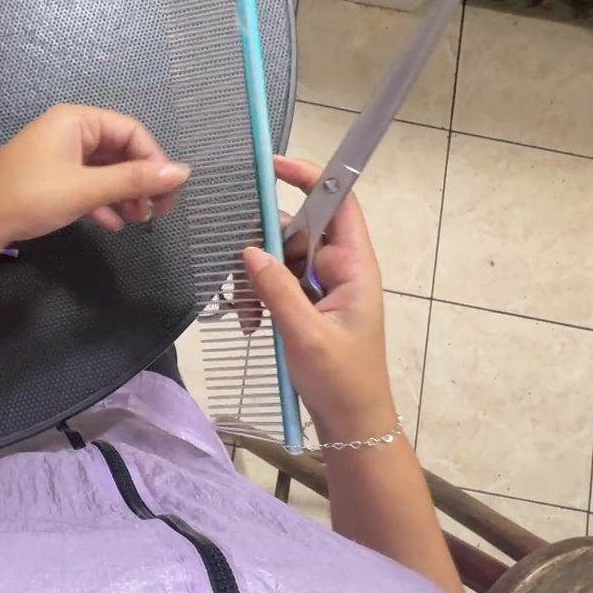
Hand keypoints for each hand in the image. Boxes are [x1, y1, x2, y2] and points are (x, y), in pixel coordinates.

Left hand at [0, 105, 188, 266]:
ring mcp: (57, 155)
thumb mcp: (85, 189)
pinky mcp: (48, 178)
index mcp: (76, 120)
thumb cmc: (30, 197)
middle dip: (140, 180)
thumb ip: (134, 180)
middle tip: (158, 211)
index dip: (155, 160)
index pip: (131, 131)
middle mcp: (68, 131)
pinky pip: (86, 184)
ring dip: (124, 193)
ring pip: (103, 170)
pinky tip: (113, 224)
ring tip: (139, 220)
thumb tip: (183, 172)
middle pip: (119, 150)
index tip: (168, 193)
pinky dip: (102, 202)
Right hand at [239, 156, 394, 431]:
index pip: (338, 204)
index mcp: (354, 267)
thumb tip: (248, 250)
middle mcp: (340, 269)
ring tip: (242, 310)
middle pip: (297, 230)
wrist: (352, 425)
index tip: (272, 167)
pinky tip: (248, 320)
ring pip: (280, 257)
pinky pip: (277, 283)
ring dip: (256, 278)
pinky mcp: (309, 304)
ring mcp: (324, 286)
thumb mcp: (306, 335)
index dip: (311, 178)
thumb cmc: (342, 381)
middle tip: (238, 274)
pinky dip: (258, 296)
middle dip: (263, 246)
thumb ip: (277, 289)